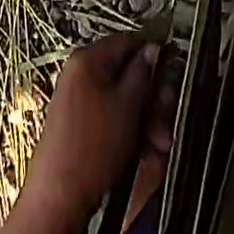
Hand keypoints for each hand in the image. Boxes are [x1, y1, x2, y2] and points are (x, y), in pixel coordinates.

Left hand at [24, 34, 163, 223]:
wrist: (60, 192)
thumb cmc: (94, 145)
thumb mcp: (128, 105)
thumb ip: (143, 74)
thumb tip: (154, 48)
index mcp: (87, 59)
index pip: (128, 41)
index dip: (154, 56)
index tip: (172, 77)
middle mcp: (81, 72)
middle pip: (128, 73)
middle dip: (152, 98)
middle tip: (163, 122)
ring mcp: (79, 97)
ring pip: (124, 98)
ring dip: (146, 119)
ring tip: (157, 144)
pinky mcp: (81, 121)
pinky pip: (113, 116)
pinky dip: (130, 130)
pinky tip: (142, 151)